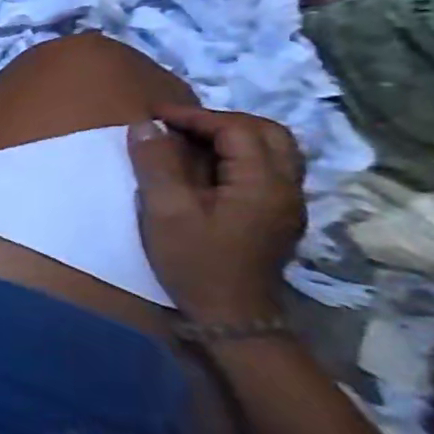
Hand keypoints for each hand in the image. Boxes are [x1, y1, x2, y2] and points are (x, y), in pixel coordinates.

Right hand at [128, 103, 305, 322]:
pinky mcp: (279, 215)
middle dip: (220, 120)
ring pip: (274, 149)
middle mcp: (287, 187)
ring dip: (234, 136)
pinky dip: (241, 155)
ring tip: (194, 141)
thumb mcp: (166, 212)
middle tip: (180, 125)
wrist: (231, 318)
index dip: (195, 116)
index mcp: (263, 183)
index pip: (236, 128)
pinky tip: (211, 167)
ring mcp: (288, 203)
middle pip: (266, 132)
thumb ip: (156, 164)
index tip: (156, 115)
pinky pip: (269, 168)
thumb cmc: (197, 263)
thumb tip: (145, 125)